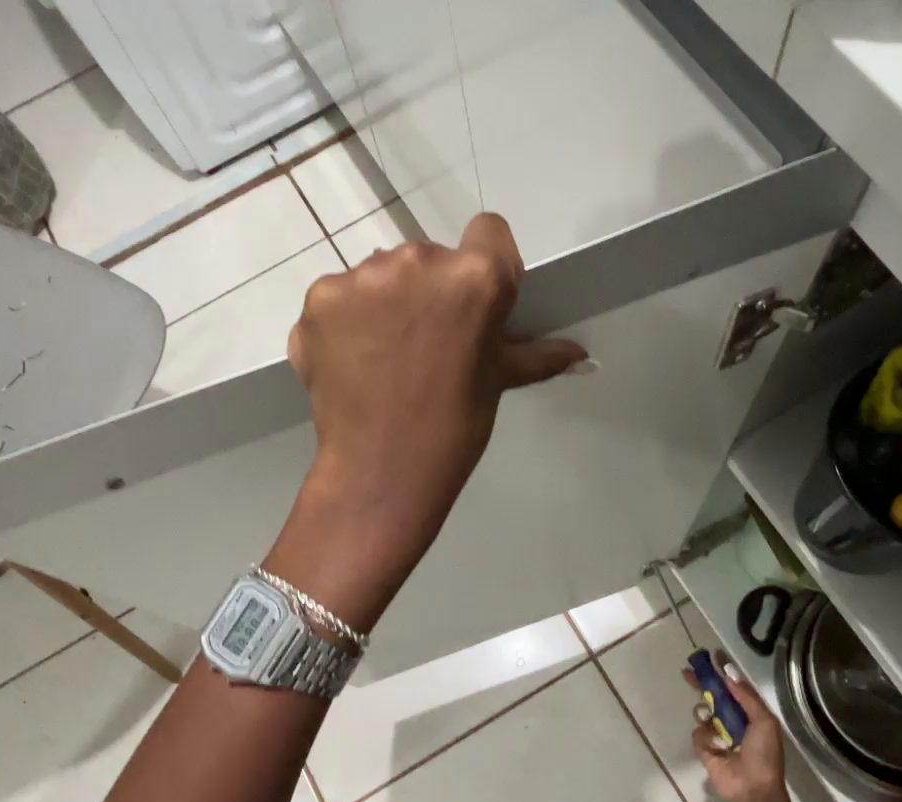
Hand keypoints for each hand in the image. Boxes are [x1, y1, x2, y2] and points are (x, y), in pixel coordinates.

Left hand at [286, 213, 587, 545]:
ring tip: (385, 358)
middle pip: (429, 256)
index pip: (489, 232)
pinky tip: (353, 362)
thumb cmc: (453, 428)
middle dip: (430, 290)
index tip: (474, 304)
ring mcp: (362, 277)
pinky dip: (345, 323)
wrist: (381, 470)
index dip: (484, 264)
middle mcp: (419, 261)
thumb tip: (581, 354)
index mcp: (476, 278)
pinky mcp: (320, 299)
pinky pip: (339, 298)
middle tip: (426, 345)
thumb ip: (537, 355)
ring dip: (385, 303)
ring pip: (380, 274)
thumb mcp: (498, 383)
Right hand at [686, 652, 789, 801]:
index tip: (714, 654)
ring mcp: (718, 734)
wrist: (753, 789)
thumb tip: (729, 672)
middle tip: (689, 669)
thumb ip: (746, 696)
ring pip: (703, 712)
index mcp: (751, 713)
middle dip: (703, 682)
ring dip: (705, 712)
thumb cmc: (764, 754)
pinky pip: (698, 733)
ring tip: (711, 719)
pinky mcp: (704, 748)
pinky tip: (716, 745)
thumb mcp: (763, 721)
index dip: (725, 670)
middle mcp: (734, 720)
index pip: (736, 686)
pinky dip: (705, 737)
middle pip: (715, 694)